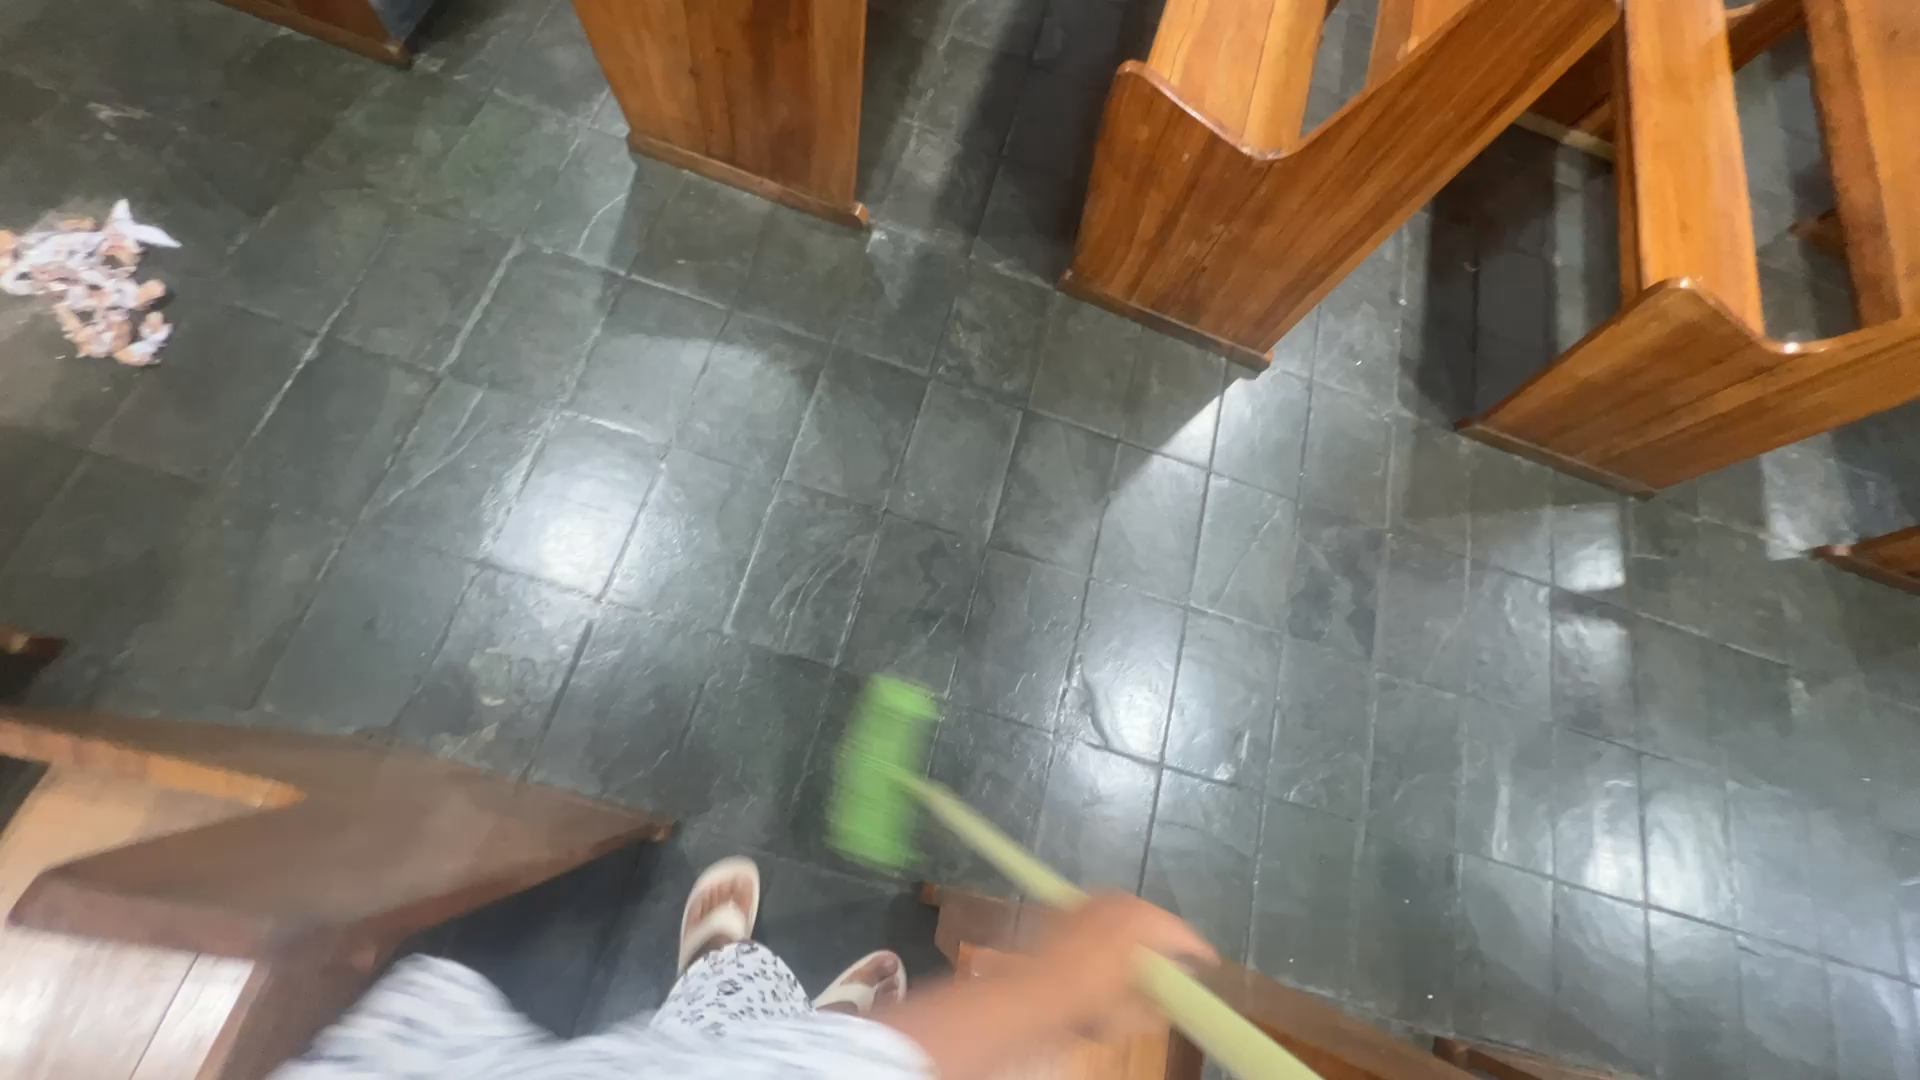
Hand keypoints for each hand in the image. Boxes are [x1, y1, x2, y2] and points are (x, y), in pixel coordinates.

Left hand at [1030, 893, 1217, 1035]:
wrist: (1035, 987)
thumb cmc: (1088, 1001)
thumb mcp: (1130, 1016)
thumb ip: (1156, 1007)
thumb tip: (1167, 1003)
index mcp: (1141, 923)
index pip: (1180, 931)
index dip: (1197, 948)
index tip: (1209, 961)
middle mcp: (1119, 903)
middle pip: (1153, 915)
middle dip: (1165, 935)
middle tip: (1177, 957)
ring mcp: (1092, 900)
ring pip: (1127, 909)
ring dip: (1140, 927)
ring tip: (1147, 951)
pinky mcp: (1071, 904)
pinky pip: (1103, 911)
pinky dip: (1114, 924)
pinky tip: (1113, 945)